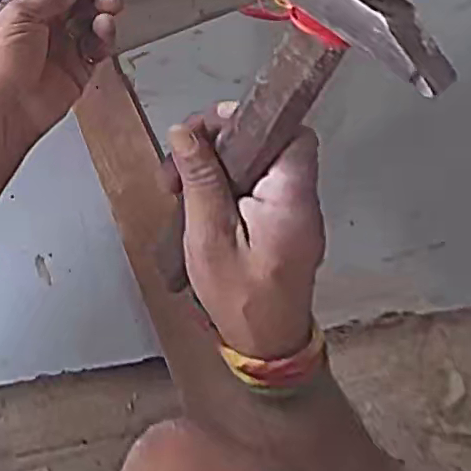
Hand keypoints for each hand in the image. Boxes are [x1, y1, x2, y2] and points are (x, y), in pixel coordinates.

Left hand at [0, 0, 120, 151]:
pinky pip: (98, 46)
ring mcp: (59, 48)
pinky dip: (105, 35)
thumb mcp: (19, 15)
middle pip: (74, 0)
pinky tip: (103, 27)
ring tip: (107, 6)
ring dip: (102, 9)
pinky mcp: (76, 69)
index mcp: (20, 9)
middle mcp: (41, 27)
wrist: (2, 109)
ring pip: (90, 20)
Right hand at [164, 104, 323, 359]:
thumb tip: (184, 131)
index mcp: (290, 201)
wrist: (263, 350)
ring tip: (174, 184)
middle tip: (177, 160)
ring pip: (249, 161)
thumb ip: (200, 180)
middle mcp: (296, 200)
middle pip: (263, 143)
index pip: (292, 137)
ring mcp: (287, 211)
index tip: (208, 126)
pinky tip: (188, 197)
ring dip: (208, 162)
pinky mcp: (275, 221)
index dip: (252, 120)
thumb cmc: (238, 296)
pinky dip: (216, 181)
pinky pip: (247, 183)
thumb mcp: (208, 236)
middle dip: (214, 140)